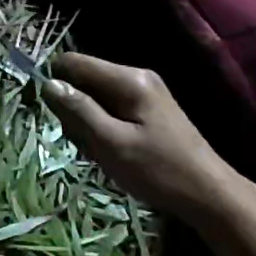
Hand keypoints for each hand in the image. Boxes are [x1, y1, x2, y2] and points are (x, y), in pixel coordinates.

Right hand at [42, 53, 231, 215]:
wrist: (208, 193)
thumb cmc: (158, 170)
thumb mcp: (111, 143)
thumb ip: (79, 111)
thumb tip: (47, 84)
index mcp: (128, 78)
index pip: (73, 62)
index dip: (57, 86)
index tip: (57, 119)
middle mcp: (136, 76)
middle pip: (83, 80)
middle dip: (75, 111)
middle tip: (87, 144)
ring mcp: (145, 92)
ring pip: (95, 98)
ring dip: (89, 125)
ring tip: (103, 153)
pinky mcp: (149, 109)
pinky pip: (111, 110)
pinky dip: (104, 130)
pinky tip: (115, 153)